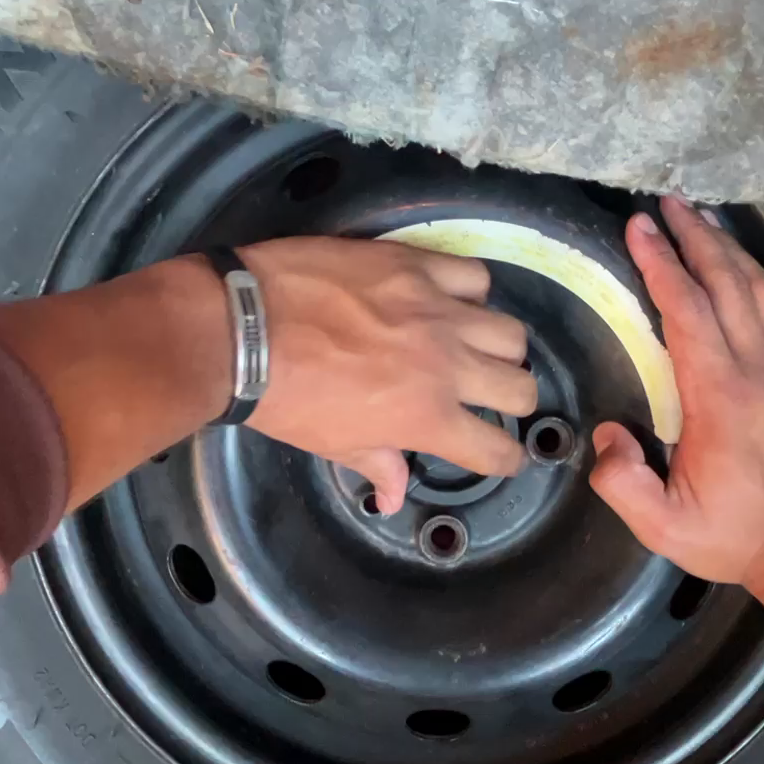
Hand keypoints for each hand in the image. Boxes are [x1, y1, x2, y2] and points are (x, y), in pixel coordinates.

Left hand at [240, 236, 536, 513]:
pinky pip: (474, 276)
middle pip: (521, 387)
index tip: (502, 453)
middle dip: (513, 401)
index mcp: (427, 417)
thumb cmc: (284, 397)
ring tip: (473, 345)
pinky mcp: (416, 265)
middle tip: (488, 396)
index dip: (505, 457)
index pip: (496, 448)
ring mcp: (435, 309)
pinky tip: (448, 299)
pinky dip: (469, 291)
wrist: (242, 328)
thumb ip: (378, 466)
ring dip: (498, 347)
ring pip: (510, 331)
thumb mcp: (331, 442)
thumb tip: (393, 499)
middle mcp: (446, 365)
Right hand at [588, 197, 763, 593]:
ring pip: (763, 289)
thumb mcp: (662, 524)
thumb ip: (622, 481)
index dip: (659, 263)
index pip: (683, 310)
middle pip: (722, 284)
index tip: (638, 228)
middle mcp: (759, 368)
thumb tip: (607, 434)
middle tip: (666, 204)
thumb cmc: (735, 535)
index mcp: (716, 395)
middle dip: (690, 238)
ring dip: (731, 247)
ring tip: (703, 216)